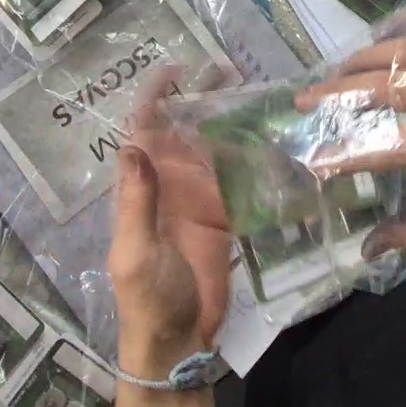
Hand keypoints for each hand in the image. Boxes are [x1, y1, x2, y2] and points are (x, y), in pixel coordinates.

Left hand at [108, 79, 232, 380]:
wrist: (179, 337)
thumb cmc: (148, 296)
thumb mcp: (135, 252)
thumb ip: (137, 200)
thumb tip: (134, 143)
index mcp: (142, 183)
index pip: (143, 129)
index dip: (155, 97)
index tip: (178, 69)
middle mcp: (170, 178)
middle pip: (183, 125)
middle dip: (200, 94)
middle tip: (231, 69)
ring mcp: (200, 192)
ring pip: (213, 141)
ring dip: (229, 115)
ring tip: (257, 89)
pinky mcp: (225, 208)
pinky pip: (238, 169)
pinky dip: (252, 148)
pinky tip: (272, 130)